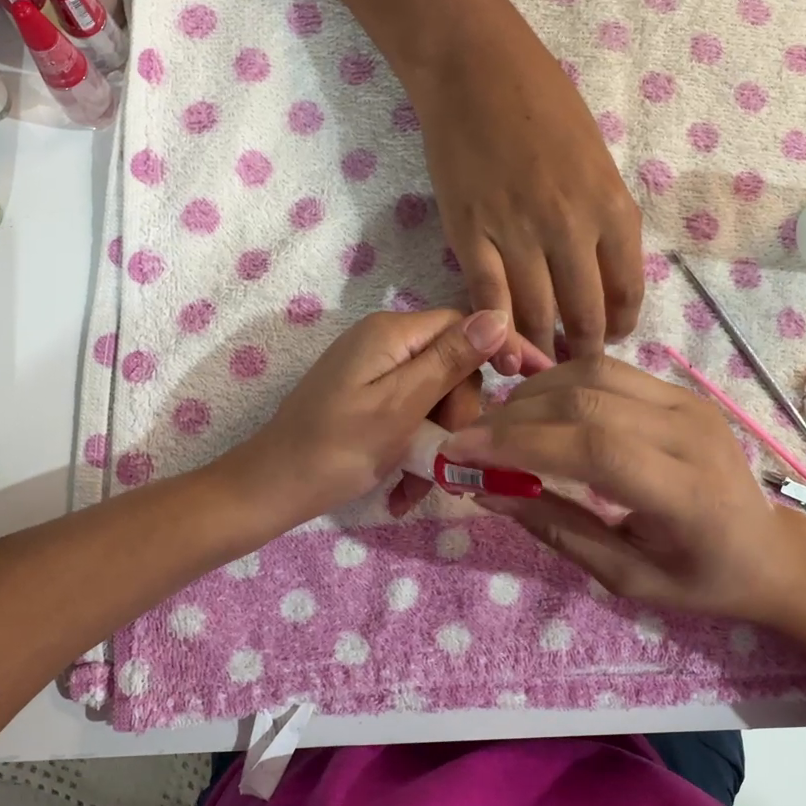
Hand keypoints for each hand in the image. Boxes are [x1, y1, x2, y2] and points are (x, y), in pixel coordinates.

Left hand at [226, 309, 510, 525]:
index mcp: (392, 333)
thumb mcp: (402, 405)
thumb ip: (449, 360)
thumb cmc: (337, 448)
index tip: (533, 381)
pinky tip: (404, 489)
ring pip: (433, 398)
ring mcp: (373, 371)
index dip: (501, 351)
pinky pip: (408, 414)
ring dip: (436, 444)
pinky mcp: (366, 398)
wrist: (272, 487)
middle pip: (451, 367)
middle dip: (458, 417)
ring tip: (421, 488)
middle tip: (450, 461)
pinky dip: (412, 448)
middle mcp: (384, 342)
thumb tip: (496, 315)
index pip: (465, 325)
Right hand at [413, 26, 644, 371]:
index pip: (627, 290)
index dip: (620, 326)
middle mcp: (571, 228)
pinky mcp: (469, 237)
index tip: (611, 339)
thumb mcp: (595, 158)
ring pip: (535, 315)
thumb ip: (601, 216)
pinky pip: (488, 299)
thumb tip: (595, 269)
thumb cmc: (544, 102)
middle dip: (582, 350)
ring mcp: (517, 235)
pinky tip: (500, 347)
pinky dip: (496, 330)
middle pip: (584, 314)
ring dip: (539, 348)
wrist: (475, 72)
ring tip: (539, 363)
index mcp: (611, 205)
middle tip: (574, 366)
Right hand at [440, 357, 805, 619]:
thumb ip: (556, 528)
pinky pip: (606, 369)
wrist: (769, 550)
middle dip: (512, 418)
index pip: (593, 449)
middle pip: (586, 402)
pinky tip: (533, 408)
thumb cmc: (699, 578)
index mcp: (687, 493)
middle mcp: (691, 434)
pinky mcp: (679, 390)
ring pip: (592, 373)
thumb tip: (485, 490)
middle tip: (467, 441)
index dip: (519, 444)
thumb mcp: (626, 576)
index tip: (459, 453)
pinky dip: (558, 383)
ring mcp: (688, 402)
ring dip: (532, 393)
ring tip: (496, 425)